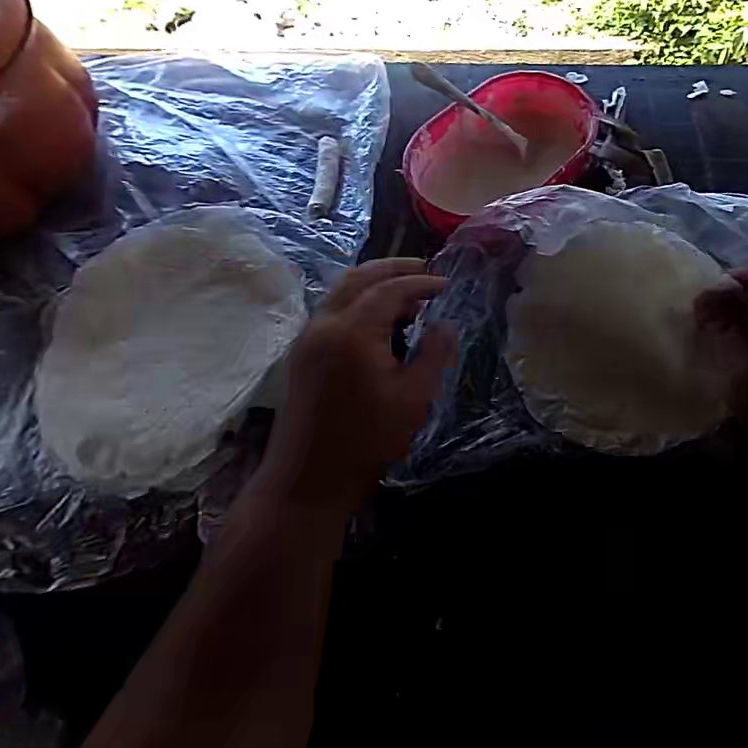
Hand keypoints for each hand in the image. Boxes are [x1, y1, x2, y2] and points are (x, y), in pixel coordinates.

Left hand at [255, 258, 457, 513]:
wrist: (308, 478)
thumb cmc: (367, 441)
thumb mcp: (414, 398)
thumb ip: (433, 354)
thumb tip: (445, 325)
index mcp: (352, 331)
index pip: (389, 289)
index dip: (420, 283)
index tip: (445, 285)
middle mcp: (324, 324)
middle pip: (359, 277)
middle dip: (393, 269)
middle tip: (424, 272)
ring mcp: (308, 337)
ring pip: (342, 292)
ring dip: (374, 285)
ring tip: (407, 299)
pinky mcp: (302, 353)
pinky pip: (332, 310)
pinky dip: (358, 303)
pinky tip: (379, 323)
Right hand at [694, 267, 747, 461]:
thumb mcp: (741, 367)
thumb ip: (720, 328)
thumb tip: (700, 294)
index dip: (723, 283)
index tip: (698, 303)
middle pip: (742, 293)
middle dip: (715, 302)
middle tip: (690, 321)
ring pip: (736, 313)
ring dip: (714, 321)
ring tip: (693, 335)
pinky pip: (736, 332)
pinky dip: (719, 336)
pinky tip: (703, 350)